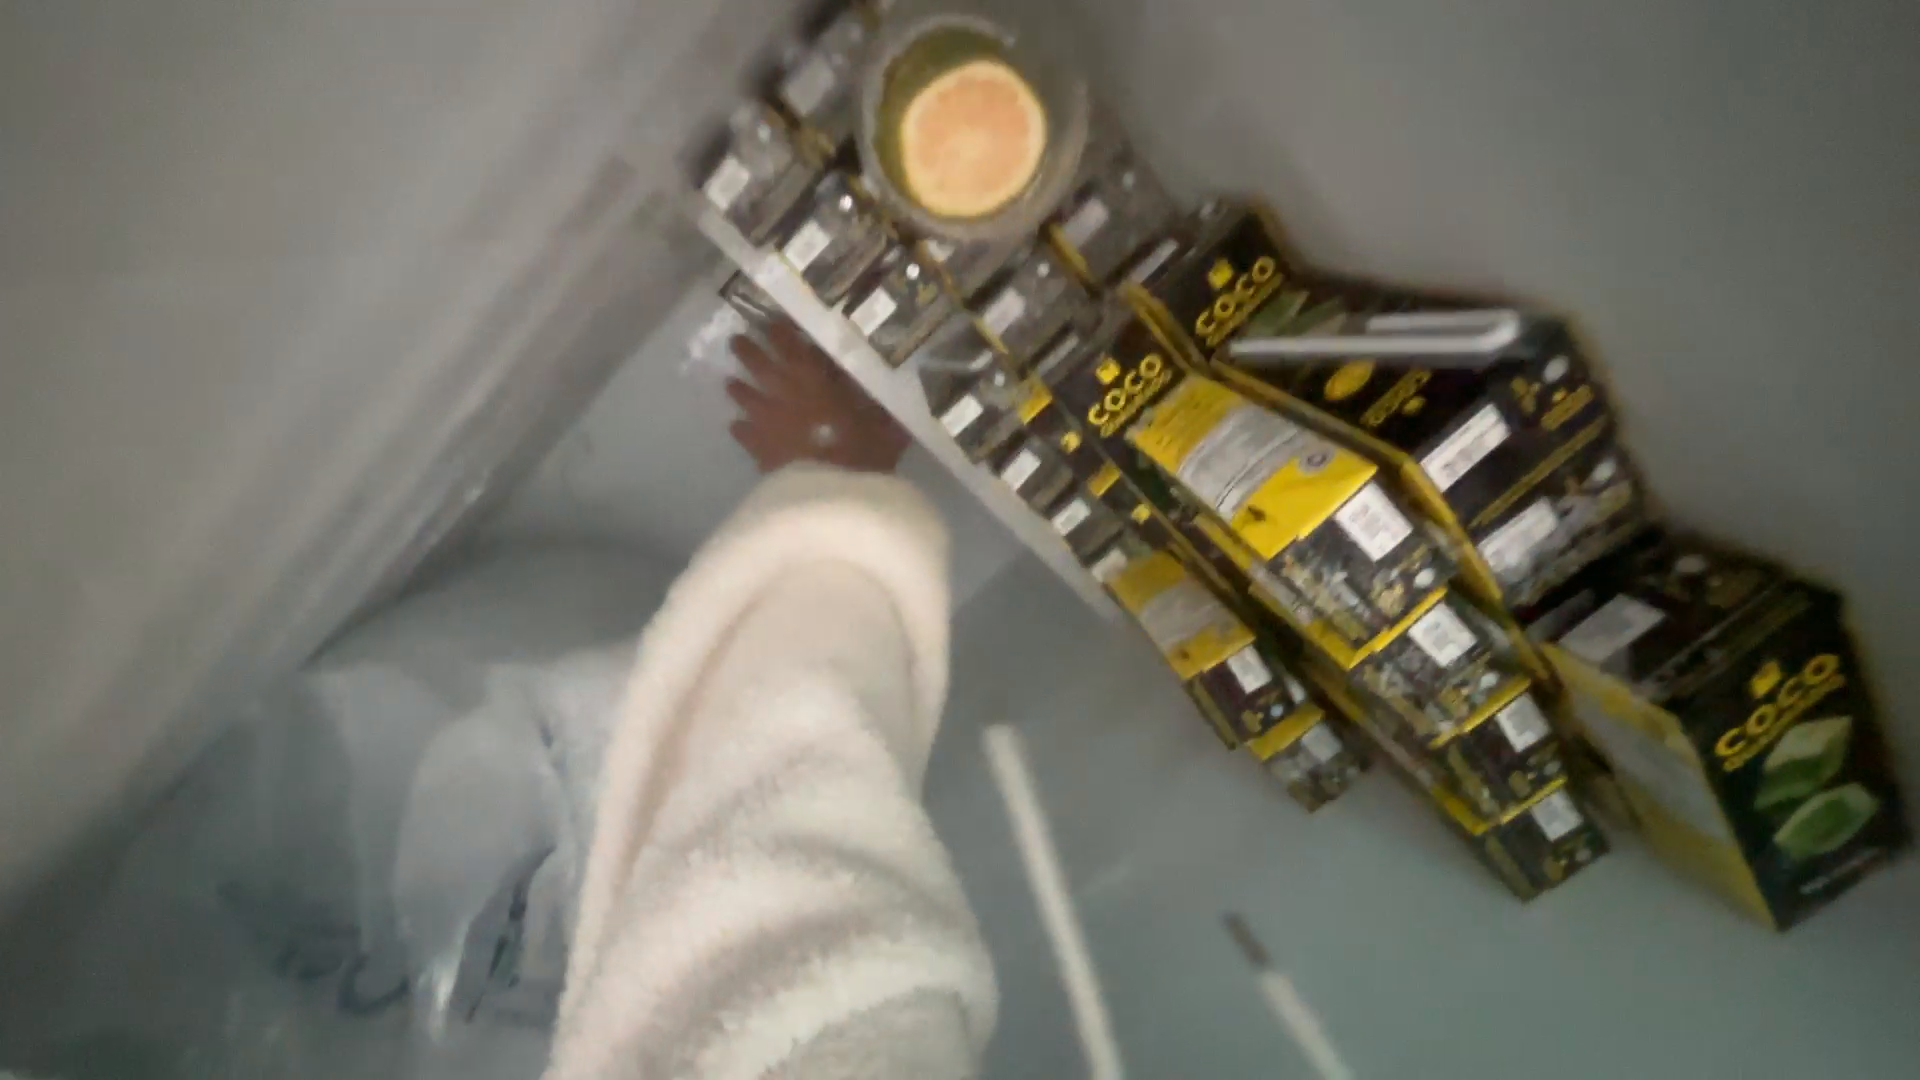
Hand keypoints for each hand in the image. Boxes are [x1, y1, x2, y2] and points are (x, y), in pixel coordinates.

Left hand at [727, 319, 909, 473]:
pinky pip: (743, 433)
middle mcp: (783, 391)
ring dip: (738, 388)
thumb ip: (879, 408)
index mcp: (812, 377)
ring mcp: (766, 420)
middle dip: (748, 350)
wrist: (832, 493)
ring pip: (744, 396)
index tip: (773, 322)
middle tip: (737, 341)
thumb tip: (886, 397)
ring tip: (731, 383)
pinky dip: (740, 428)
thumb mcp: (883, 424)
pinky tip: (736, 426)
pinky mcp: (758, 448)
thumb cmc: (862, 451)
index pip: (790, 344)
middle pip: (758, 363)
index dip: (780, 332)